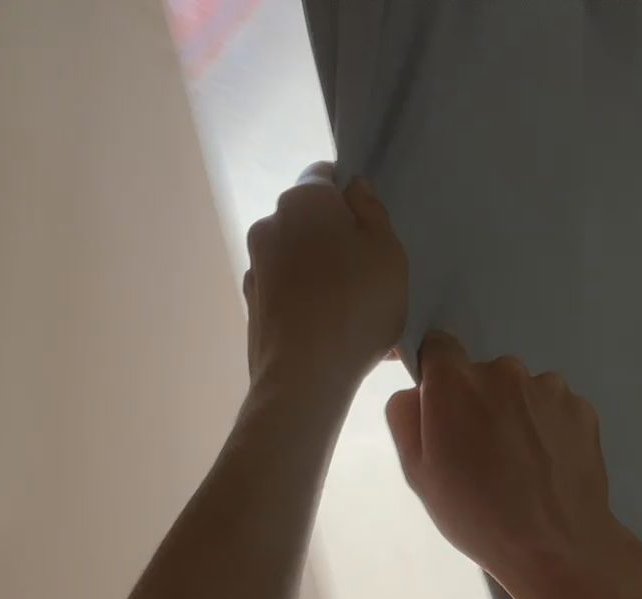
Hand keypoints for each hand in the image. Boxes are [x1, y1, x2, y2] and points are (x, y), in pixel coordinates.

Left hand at [244, 162, 407, 395]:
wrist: (305, 376)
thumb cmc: (356, 305)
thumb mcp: (388, 252)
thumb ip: (372, 213)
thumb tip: (354, 189)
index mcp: (304, 199)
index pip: (325, 178)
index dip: (351, 200)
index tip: (372, 233)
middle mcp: (269, 225)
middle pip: (310, 224)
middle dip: (337, 244)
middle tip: (371, 279)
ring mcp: (256, 268)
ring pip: (300, 264)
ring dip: (325, 280)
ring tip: (358, 318)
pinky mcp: (253, 308)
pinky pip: (290, 298)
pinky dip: (310, 308)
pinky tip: (336, 337)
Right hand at [385, 331, 628, 598]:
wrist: (556, 546)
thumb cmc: (477, 515)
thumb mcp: (417, 473)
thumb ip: (406, 416)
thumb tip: (416, 392)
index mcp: (455, 383)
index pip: (439, 346)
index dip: (439, 378)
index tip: (446, 413)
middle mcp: (504, 371)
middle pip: (484, 374)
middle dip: (480, 403)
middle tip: (485, 455)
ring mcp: (549, 388)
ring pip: (522, 392)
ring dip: (518, 415)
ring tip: (521, 466)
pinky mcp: (582, 408)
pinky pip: (555, 408)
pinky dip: (549, 429)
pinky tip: (548, 467)